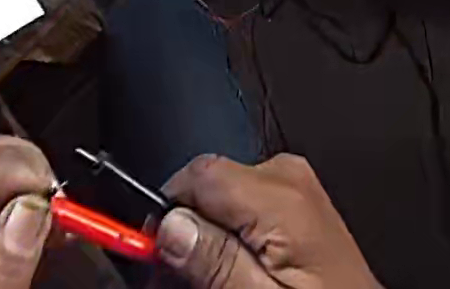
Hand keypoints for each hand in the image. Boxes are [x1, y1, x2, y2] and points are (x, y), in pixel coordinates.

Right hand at [156, 154, 381, 288]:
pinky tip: (238, 263)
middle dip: (189, 224)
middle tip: (184, 278)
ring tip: (216, 277)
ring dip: (209, 228)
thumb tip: (170, 225)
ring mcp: (295, 180)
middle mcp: (288, 174)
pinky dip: (232, 226)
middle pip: (211, 181)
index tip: (154, 252)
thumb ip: (216, 262)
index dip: (169, 208)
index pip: (201, 172)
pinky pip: (246, 196)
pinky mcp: (296, 193)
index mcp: (280, 195)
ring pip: (225, 189)